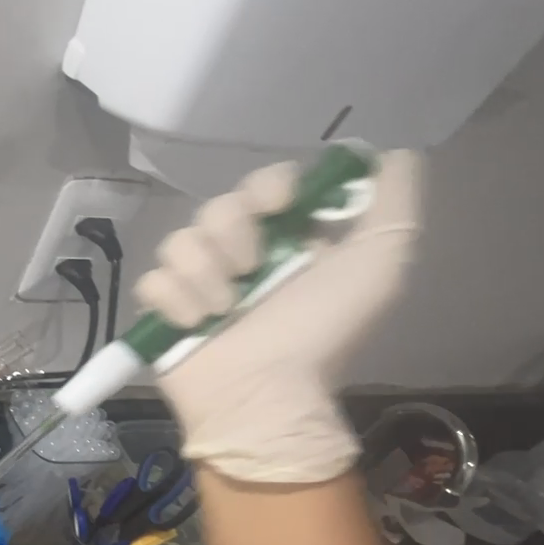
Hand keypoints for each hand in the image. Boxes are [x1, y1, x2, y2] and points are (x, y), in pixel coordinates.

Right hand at [134, 151, 422, 483]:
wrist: (264, 391)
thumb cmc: (321, 333)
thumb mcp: (379, 263)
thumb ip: (391, 203)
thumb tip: (388, 153)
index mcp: (287, 239)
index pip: (264, 183)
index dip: (266, 185)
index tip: (278, 204)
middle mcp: (238, 255)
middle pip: (215, 208)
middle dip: (232, 235)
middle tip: (251, 271)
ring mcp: (194, 283)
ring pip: (179, 242)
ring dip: (204, 275)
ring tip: (222, 311)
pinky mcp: (159, 309)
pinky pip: (152, 280)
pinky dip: (174, 302)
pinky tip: (194, 325)